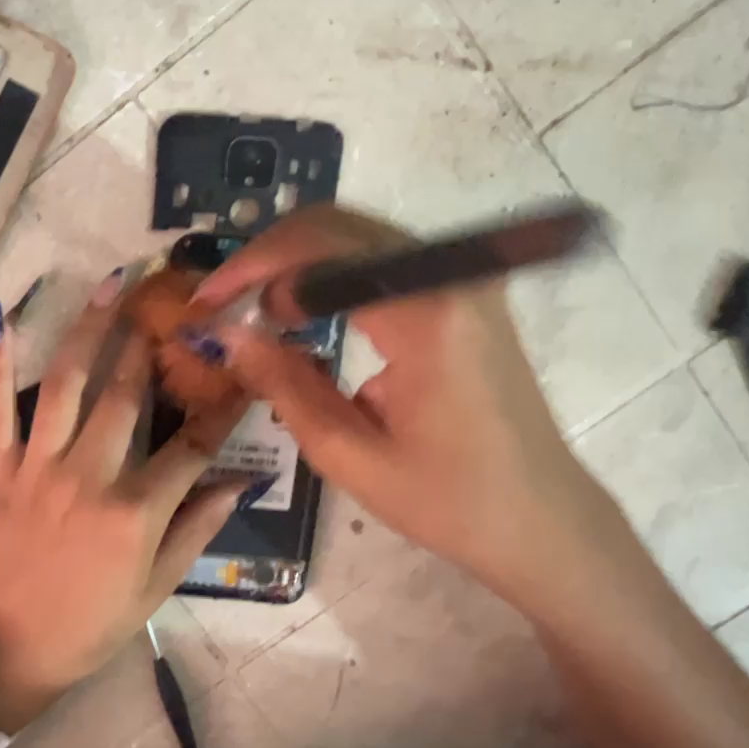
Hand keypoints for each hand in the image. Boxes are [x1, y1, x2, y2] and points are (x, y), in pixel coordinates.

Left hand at [0, 272, 250, 732]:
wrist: (10, 644)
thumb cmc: (91, 623)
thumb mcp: (157, 587)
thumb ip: (197, 529)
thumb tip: (240, 481)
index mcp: (135, 511)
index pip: (192, 446)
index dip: (223, 407)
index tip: (243, 370)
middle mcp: (89, 476)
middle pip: (127, 395)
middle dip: (153, 343)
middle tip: (171, 300)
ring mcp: (39, 468)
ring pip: (66, 385)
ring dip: (89, 331)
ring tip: (110, 286)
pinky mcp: (1, 470)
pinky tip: (2, 321)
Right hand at [193, 204, 623, 601]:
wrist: (541, 520)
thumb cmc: (447, 501)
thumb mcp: (347, 454)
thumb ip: (283, 384)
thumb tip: (226, 334)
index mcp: (426, 314)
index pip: (320, 249)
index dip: (251, 269)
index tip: (207, 306)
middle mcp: (451, 276)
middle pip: (338, 227)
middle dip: (267, 259)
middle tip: (221, 305)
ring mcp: (464, 280)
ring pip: (356, 237)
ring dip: (295, 264)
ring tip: (252, 311)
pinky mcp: (465, 294)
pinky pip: (381, 261)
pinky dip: (329, 276)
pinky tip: (301, 314)